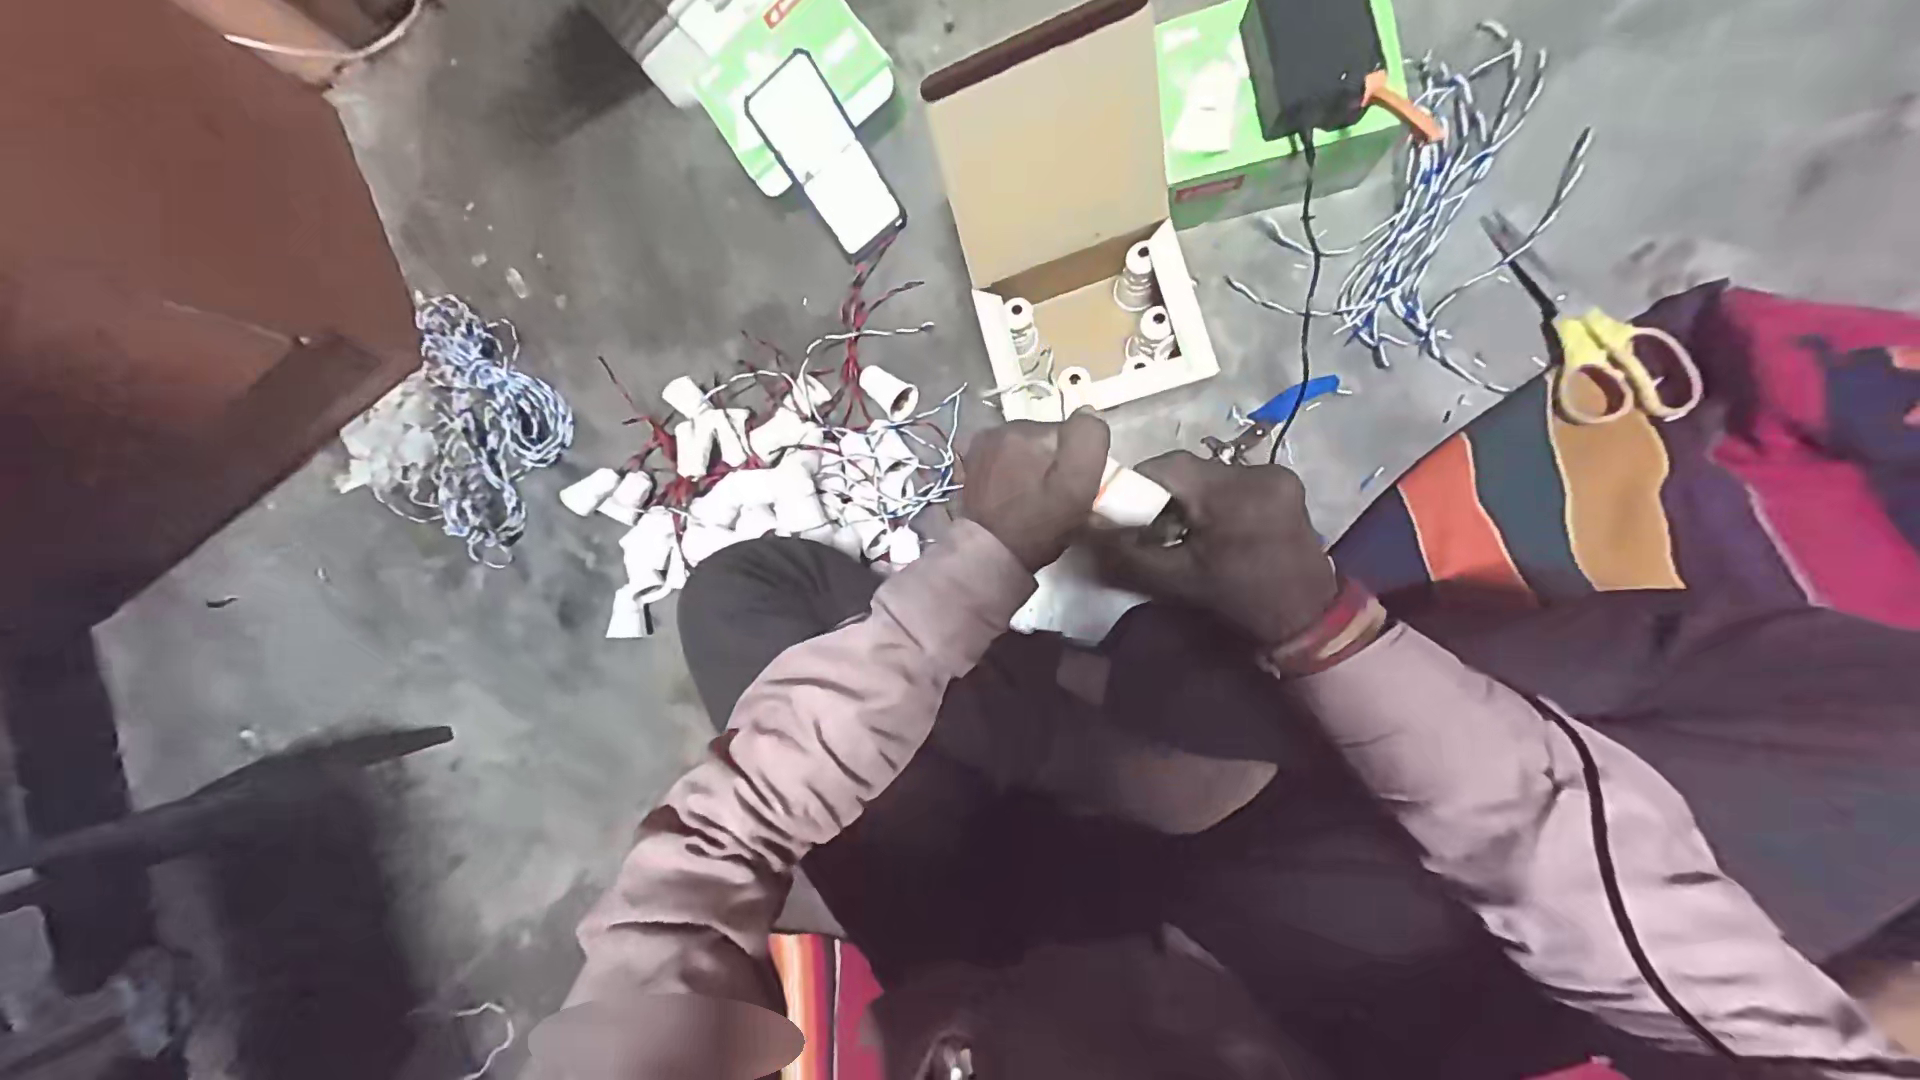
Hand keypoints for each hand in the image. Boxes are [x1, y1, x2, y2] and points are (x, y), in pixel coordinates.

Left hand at [961, 411, 1110, 570]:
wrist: (991, 555)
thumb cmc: (1039, 523)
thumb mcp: (1078, 482)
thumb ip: (1089, 438)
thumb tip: (1087, 412)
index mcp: (1025, 428)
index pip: (1067, 434)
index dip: (1075, 461)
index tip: (1071, 487)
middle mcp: (997, 429)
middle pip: (1041, 440)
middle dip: (1050, 462)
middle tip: (1051, 496)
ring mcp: (977, 448)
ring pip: (1020, 450)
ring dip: (1029, 468)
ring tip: (1029, 499)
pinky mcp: (967, 468)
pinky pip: (1000, 461)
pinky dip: (1008, 473)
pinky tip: (1010, 496)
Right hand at [1094, 452, 1337, 645]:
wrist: (1306, 617)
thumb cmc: (1238, 600)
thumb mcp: (1176, 579)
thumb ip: (1129, 553)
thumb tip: (1089, 529)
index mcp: (1231, 495)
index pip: (1167, 466)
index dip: (1138, 482)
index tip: (1123, 507)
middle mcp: (1257, 472)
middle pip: (1189, 467)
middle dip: (1162, 491)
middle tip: (1149, 522)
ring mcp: (1276, 473)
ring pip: (1209, 471)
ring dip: (1187, 492)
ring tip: (1180, 525)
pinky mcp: (1284, 481)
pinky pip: (1231, 477)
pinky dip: (1211, 495)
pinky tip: (1210, 522)